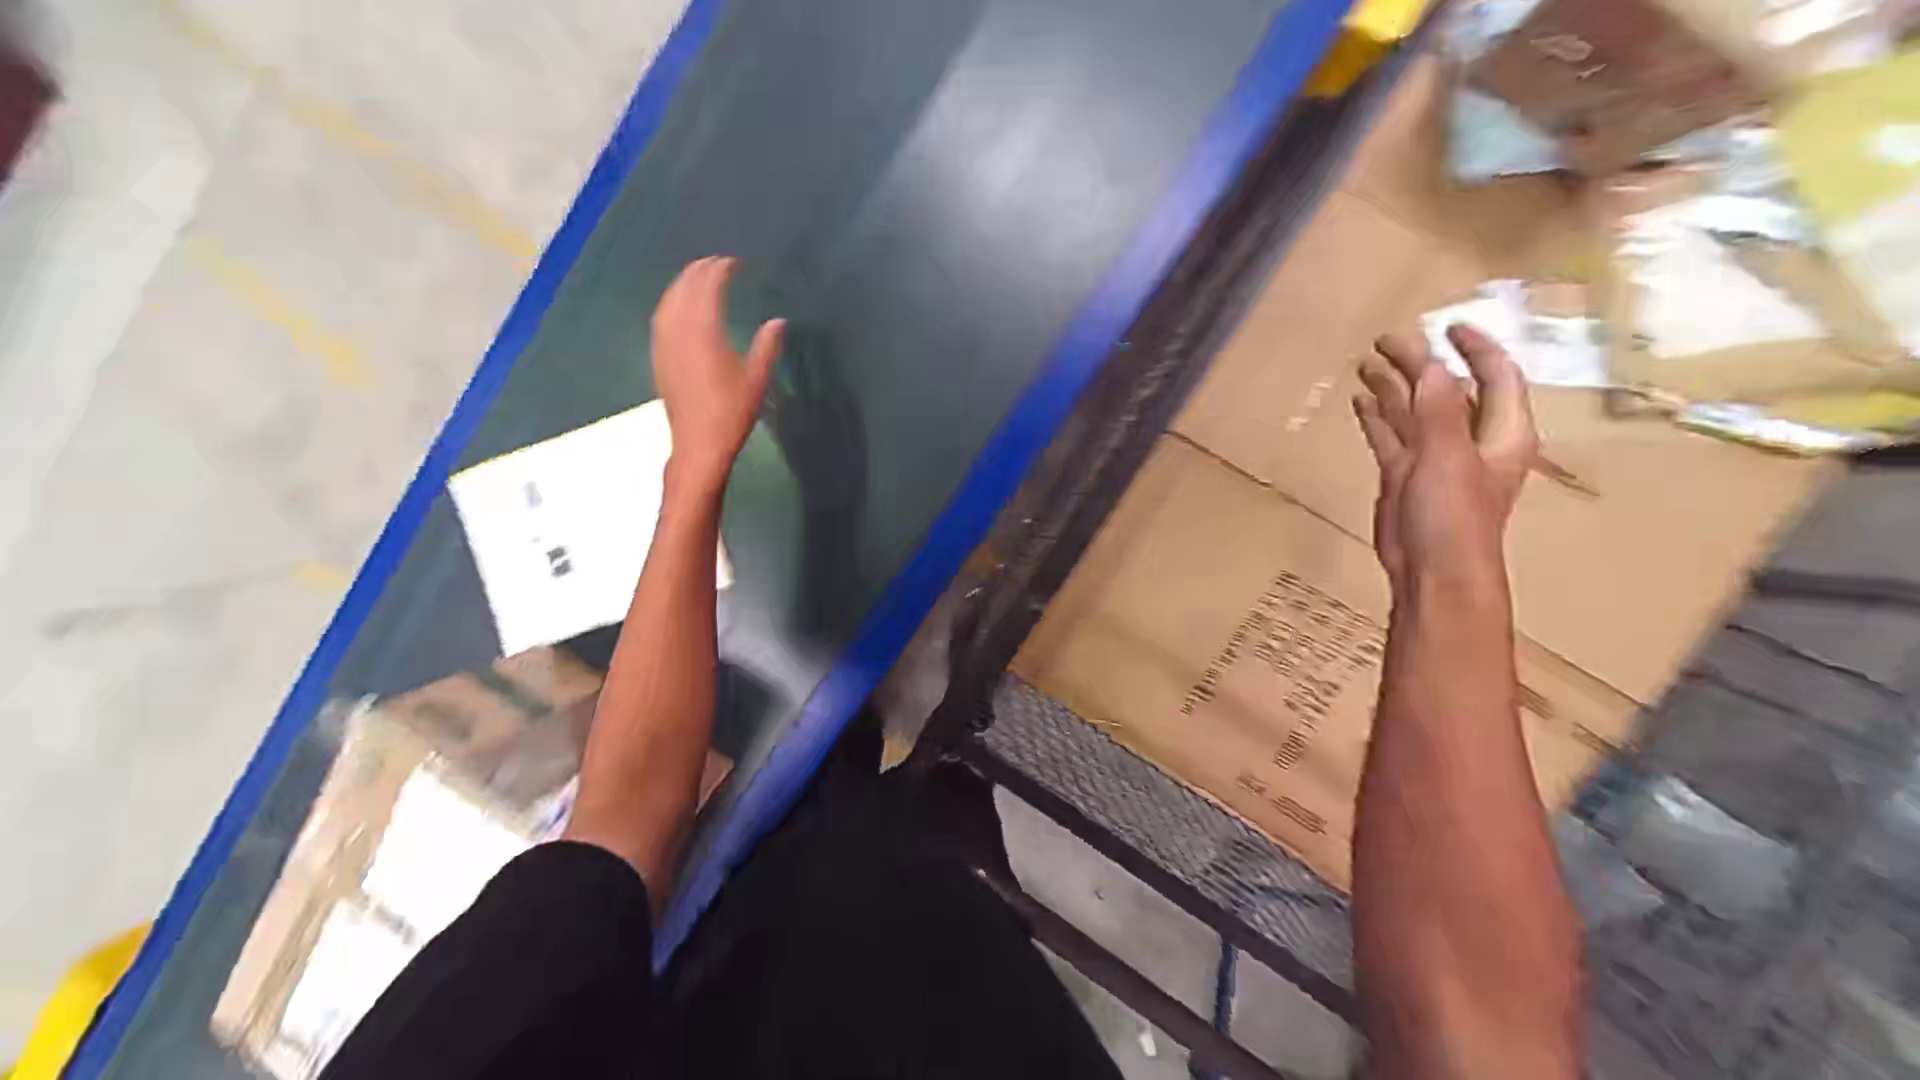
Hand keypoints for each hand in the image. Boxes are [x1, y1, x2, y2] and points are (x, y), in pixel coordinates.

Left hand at [651, 256, 785, 485]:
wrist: (698, 445)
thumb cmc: (731, 414)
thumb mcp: (757, 380)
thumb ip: (767, 347)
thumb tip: (778, 322)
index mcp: (706, 332)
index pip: (709, 288)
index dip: (721, 270)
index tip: (735, 262)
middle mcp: (680, 331)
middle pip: (685, 289)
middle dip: (700, 271)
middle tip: (717, 262)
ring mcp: (665, 344)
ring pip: (668, 301)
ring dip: (682, 283)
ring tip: (696, 276)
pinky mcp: (659, 358)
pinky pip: (661, 319)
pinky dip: (670, 302)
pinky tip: (677, 306)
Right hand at [1352, 325, 1536, 592]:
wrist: (1432, 572)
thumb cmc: (1454, 519)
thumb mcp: (1449, 460)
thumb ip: (1440, 412)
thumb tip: (1432, 366)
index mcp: (1499, 434)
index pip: (1496, 378)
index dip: (1476, 349)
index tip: (1448, 326)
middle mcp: (1469, 440)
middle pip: (1446, 390)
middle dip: (1419, 364)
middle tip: (1386, 342)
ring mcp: (1433, 459)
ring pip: (1413, 412)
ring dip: (1393, 387)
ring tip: (1366, 363)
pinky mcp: (1404, 476)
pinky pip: (1391, 437)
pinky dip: (1377, 418)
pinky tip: (1361, 401)